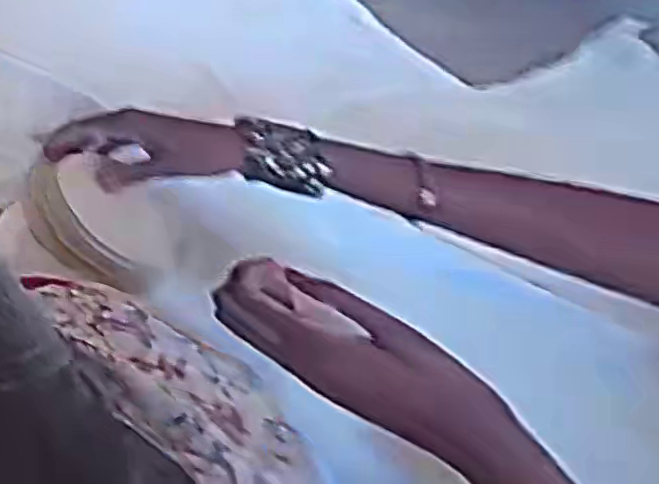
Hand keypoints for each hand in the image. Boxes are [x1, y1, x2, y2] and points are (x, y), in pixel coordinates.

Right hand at [41, 110, 245, 189]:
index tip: (46, 153)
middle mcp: (128, 120)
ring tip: (69, 160)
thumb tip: (99, 181)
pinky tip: (101, 161)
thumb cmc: (203, 154)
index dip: (63, 140)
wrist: (239, 146)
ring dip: (83, 144)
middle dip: (67, 140)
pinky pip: (113, 137)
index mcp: (127, 123)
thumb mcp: (166, 166)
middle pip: (87, 128)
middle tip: (49, 157)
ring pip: (100, 132)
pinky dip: (100, 147)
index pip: (84, 129)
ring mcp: (138, 125)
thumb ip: (130, 173)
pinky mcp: (148, 133)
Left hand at [215, 265, 567, 482]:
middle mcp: (296, 363)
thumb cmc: (445, 388)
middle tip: (270, 268)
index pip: (245, 301)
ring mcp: (301, 375)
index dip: (246, 273)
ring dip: (247, 300)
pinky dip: (263, 317)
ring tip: (283, 284)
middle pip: (229, 313)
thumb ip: (336, 298)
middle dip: (237, 282)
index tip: (270, 261)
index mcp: (312, 348)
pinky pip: (265, 342)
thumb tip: (292, 273)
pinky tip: (295, 307)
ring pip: (242, 329)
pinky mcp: (312, 382)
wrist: (475, 443)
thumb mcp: (393, 331)